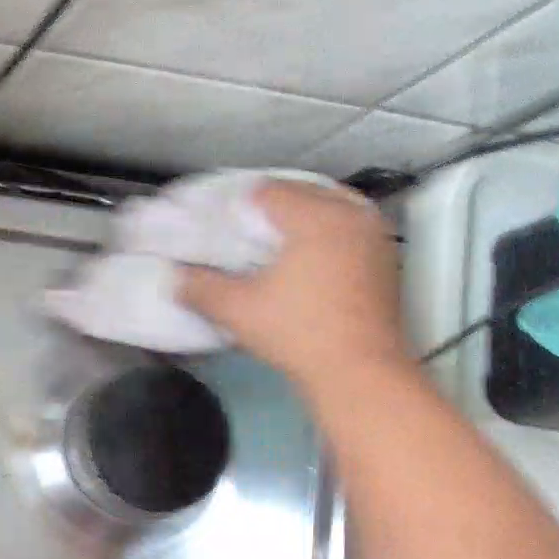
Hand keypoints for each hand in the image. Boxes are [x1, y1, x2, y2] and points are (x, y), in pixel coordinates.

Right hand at [180, 181, 408, 387]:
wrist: (357, 366)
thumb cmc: (296, 331)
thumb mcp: (236, 309)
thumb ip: (200, 288)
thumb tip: (175, 278)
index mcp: (317, 217)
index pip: (269, 191)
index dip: (236, 202)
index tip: (214, 219)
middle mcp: (352, 215)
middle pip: (304, 191)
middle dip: (270, 204)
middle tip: (238, 225)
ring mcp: (373, 236)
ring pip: (330, 208)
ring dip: (299, 216)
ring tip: (268, 238)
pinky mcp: (382, 258)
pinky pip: (346, 228)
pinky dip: (322, 232)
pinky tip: (300, 256)